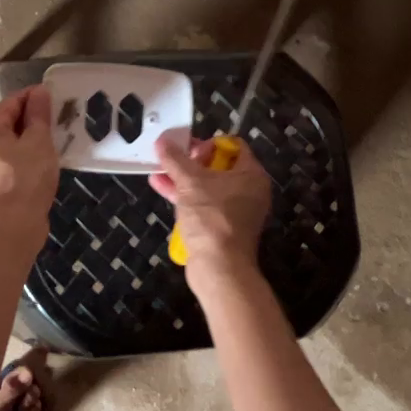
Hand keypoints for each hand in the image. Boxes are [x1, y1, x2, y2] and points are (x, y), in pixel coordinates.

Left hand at [0, 84, 58, 236]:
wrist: (15, 226)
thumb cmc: (27, 177)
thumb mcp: (38, 140)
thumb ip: (39, 114)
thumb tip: (39, 91)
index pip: (10, 103)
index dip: (31, 95)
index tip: (53, 95)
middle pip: (7, 123)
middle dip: (31, 118)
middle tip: (56, 117)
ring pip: (9, 144)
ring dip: (29, 138)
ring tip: (53, 138)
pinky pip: (11, 161)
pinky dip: (26, 156)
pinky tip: (43, 161)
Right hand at [151, 135, 270, 289]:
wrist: (219, 269)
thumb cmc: (211, 218)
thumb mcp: (190, 182)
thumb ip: (175, 159)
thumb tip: (162, 141)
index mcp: (251, 174)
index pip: (233, 145)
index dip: (209, 143)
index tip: (189, 149)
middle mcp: (248, 190)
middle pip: (218, 165)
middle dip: (191, 160)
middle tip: (171, 157)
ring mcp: (236, 210)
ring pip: (207, 185)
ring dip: (183, 176)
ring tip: (159, 168)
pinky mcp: (222, 227)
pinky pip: (204, 203)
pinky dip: (186, 195)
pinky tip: (161, 186)